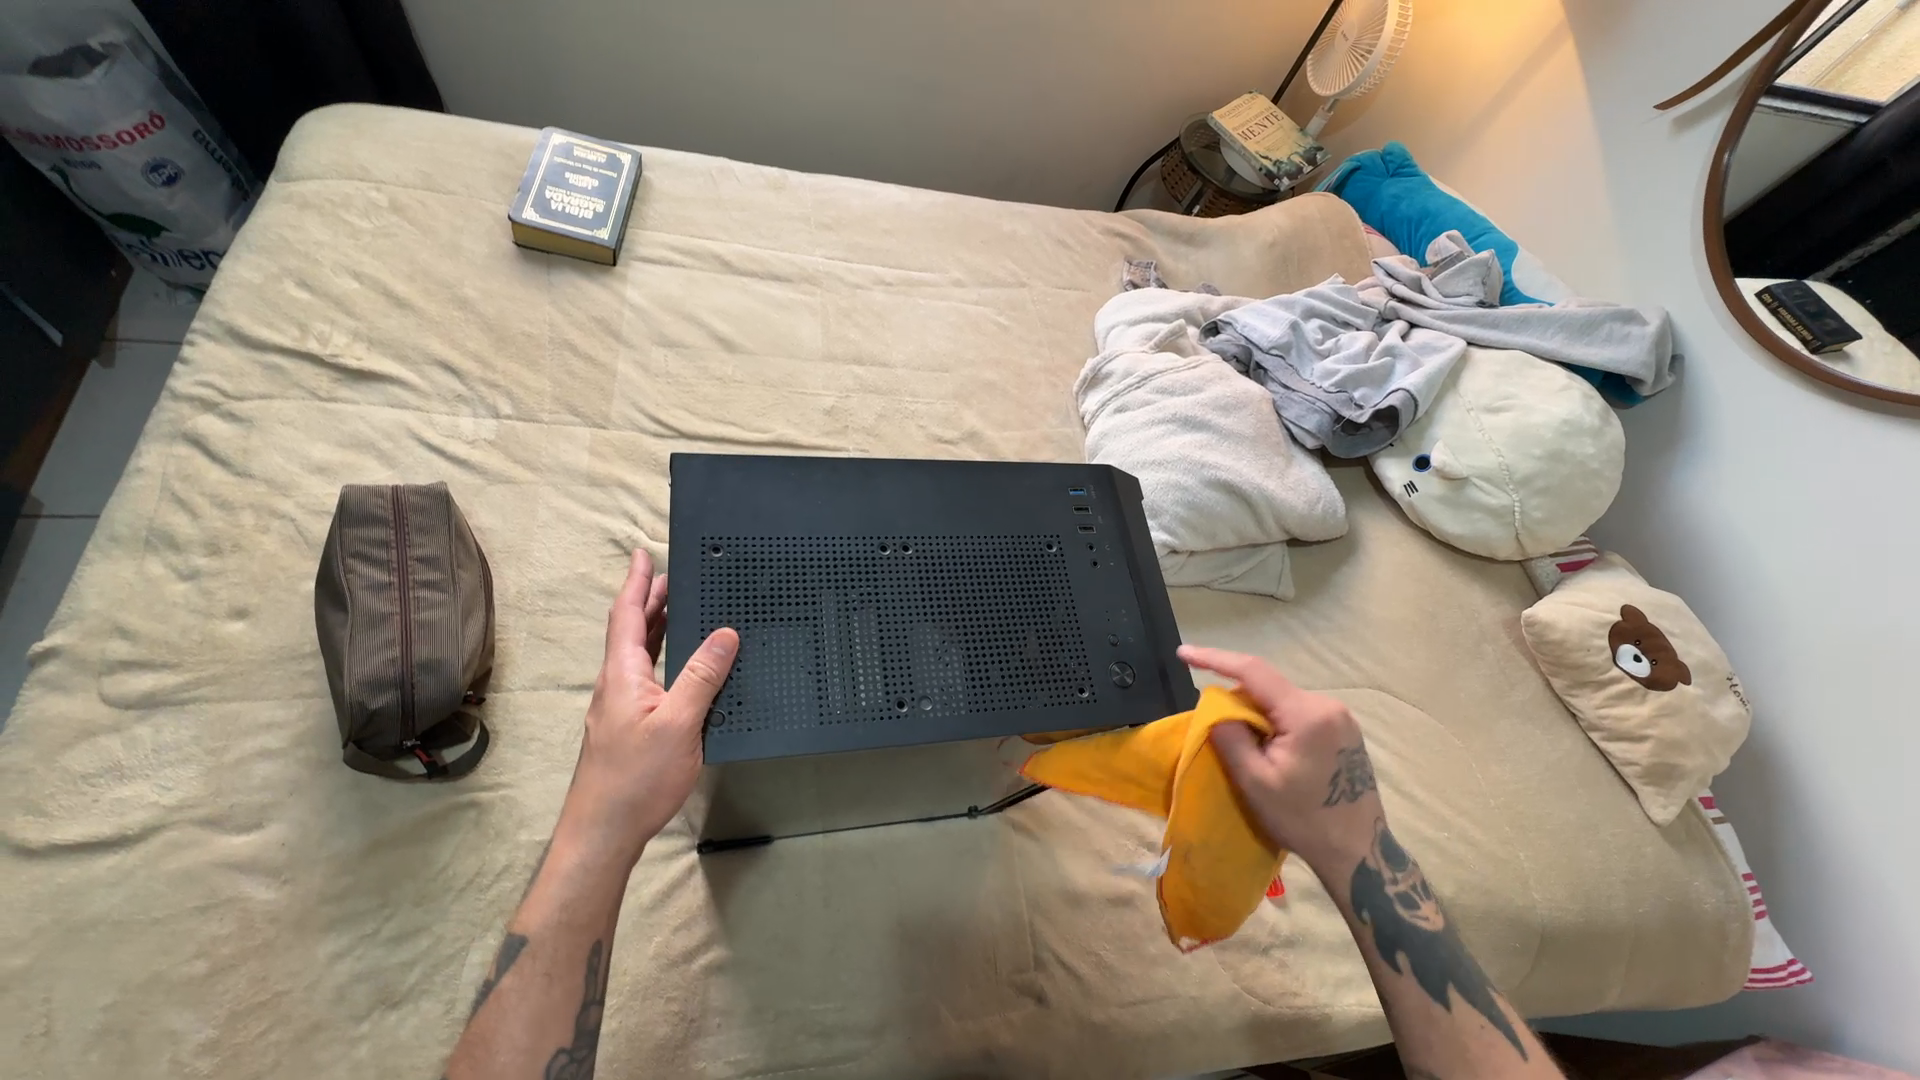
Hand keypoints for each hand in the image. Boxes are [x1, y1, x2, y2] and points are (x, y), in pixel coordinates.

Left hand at [557, 549, 737, 869]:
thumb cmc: (636, 778)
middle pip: (631, 630)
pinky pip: (648, 675)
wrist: (603, 832)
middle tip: (675, 576)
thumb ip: (702, 675)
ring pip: (639, 654)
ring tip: (680, 607)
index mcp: (623, 674)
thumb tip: (726, 632)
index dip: (636, 583)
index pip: (626, 615)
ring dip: (656, 626)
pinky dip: (663, 655)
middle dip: (650, 600)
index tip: (643, 554)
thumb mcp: (679, 723)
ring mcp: (621, 706)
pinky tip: (681, 664)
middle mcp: (617, 684)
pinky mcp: (629, 726)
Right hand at [1181, 645, 1382, 872]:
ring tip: (1244, 745)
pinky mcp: (1344, 730)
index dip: (1214, 659)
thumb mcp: (1255, 781)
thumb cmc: (1303, 820)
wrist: (1359, 853)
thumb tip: (1215, 707)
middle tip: (1212, 724)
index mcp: (1307, 714)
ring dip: (1256, 712)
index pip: (1253, 671)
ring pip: (1281, 699)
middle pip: (1267, 686)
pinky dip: (1275, 721)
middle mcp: (1328, 706)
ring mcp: (1340, 717)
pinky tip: (1268, 747)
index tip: (1182, 653)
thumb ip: (1230, 736)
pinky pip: (1297, 712)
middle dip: (1236, 697)